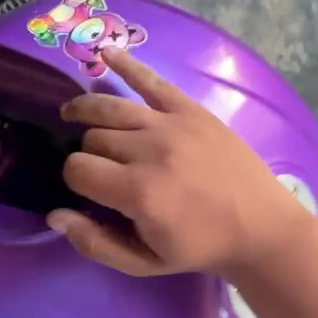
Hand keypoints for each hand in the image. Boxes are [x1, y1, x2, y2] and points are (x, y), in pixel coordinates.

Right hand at [46, 50, 317, 278]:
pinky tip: (105, 54)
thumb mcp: (143, 263)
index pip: (77, 169)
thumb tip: (54, 215)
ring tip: (72, 114)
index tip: (87, 189)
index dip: (75, 180)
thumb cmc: (199, 248)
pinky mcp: (191, 110)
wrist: (262, 229)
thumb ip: (94, 243)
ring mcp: (171, 125)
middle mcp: (150, 152)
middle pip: (93, 138)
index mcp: (138, 193)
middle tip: (100, 168)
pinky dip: (126, 64)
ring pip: (109, 107)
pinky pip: (151, 80)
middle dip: (87, 153)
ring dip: (85, 109)